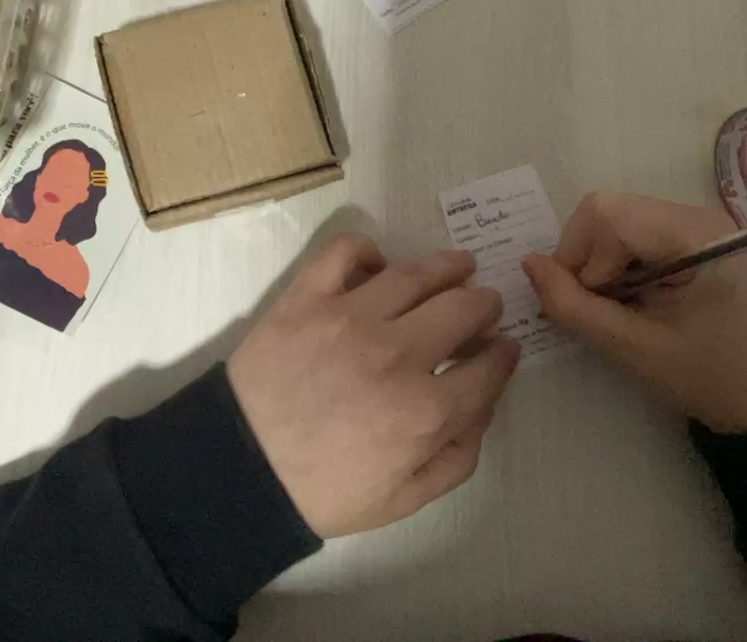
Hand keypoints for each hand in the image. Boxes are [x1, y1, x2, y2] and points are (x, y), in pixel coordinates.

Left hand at [228, 235, 521, 537]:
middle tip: (486, 303)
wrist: (241, 468)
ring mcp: (349, 317)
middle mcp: (396, 354)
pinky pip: (344, 251)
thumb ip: (457, 456)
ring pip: (415, 273)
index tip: (504, 346)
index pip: (488, 367)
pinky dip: (367, 248)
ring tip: (460, 265)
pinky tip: (379, 263)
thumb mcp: (404, 498)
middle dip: (486, 305)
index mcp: (424, 411)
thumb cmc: (323, 489)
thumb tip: (484, 405)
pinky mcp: (308, 296)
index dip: (504, 354)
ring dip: (448, 266)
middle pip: (463, 309)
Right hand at [521, 192, 746, 434]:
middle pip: (604, 209)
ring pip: (609, 215)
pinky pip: (624, 226)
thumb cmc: (705, 376)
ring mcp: (691, 219)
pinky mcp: (684, 231)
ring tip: (615, 299)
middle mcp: (695, 213)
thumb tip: (528, 263)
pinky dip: (610, 257)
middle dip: (584, 255)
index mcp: (696, 237)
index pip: (607, 215)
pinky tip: (629, 290)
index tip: (596, 304)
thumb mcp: (630, 349)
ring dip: (595, 257)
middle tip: (599, 301)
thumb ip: (572, 306)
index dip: (582, 258)